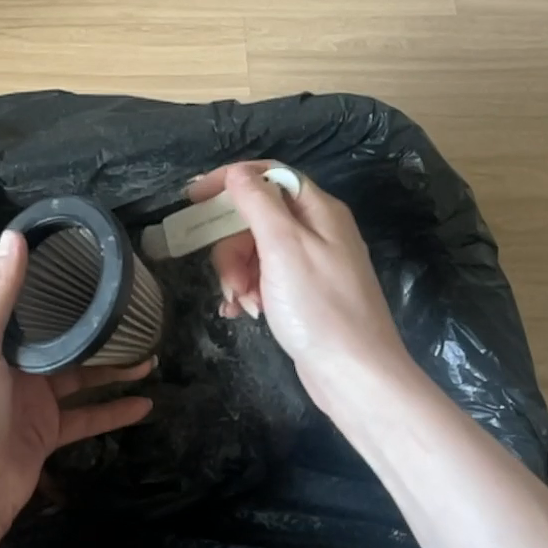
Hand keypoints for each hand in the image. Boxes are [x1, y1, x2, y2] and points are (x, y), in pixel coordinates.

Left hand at [0, 230, 154, 529]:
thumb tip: (15, 236)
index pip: (30, 302)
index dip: (58, 286)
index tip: (93, 268)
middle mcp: (15, 364)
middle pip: (63, 339)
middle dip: (96, 329)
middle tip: (135, 315)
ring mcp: (33, 401)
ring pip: (82, 377)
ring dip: (113, 368)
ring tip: (150, 357)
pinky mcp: (48, 433)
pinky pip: (87, 417)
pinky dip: (114, 411)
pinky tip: (144, 404)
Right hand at [191, 162, 409, 381]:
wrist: (354, 375)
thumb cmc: (319, 307)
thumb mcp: (283, 246)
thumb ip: (258, 202)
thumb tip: (237, 172)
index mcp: (318, 210)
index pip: (268, 175)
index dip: (229, 181)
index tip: (192, 198)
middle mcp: (317, 230)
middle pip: (257, 216)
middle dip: (232, 245)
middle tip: (230, 279)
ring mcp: (311, 263)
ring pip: (256, 249)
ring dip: (238, 273)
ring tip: (240, 302)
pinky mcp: (304, 292)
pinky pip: (265, 277)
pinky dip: (249, 290)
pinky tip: (243, 312)